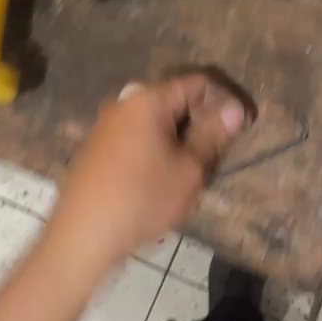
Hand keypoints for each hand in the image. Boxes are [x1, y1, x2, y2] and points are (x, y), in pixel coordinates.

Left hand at [45, 73, 251, 274]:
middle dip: (198, 120)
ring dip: (177, 136)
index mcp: (148, 100)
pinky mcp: (95, 147)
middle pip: (173, 100)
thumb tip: (234, 109)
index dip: (223, 100)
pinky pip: (135, 135)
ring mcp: (105, 125)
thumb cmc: (142, 199)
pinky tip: (160, 176)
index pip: (197, 83)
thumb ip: (213, 135)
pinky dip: (155, 147)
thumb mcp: (189, 170)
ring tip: (191, 168)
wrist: (81, 237)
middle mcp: (123, 103)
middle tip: (215, 152)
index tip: (239, 127)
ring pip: (154, 120)